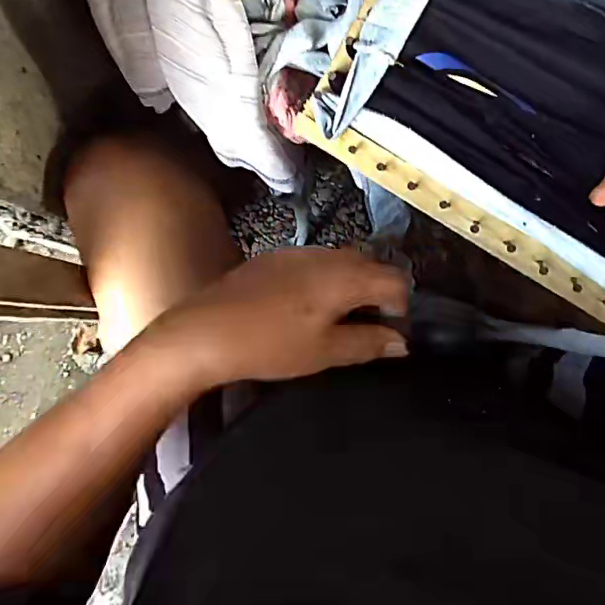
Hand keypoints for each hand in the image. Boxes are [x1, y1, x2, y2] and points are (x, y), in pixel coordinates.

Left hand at [124, 247, 409, 391]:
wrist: (204, 331)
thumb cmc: (269, 345)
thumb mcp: (324, 352)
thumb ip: (368, 343)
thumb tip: (401, 342)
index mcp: (345, 276)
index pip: (396, 279)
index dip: (401, 307)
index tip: (388, 333)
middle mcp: (327, 255)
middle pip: (372, 265)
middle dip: (378, 293)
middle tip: (366, 328)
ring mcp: (299, 251)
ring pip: (344, 261)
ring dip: (352, 285)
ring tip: (335, 319)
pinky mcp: (276, 256)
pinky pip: (316, 261)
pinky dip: (325, 279)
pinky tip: (304, 307)